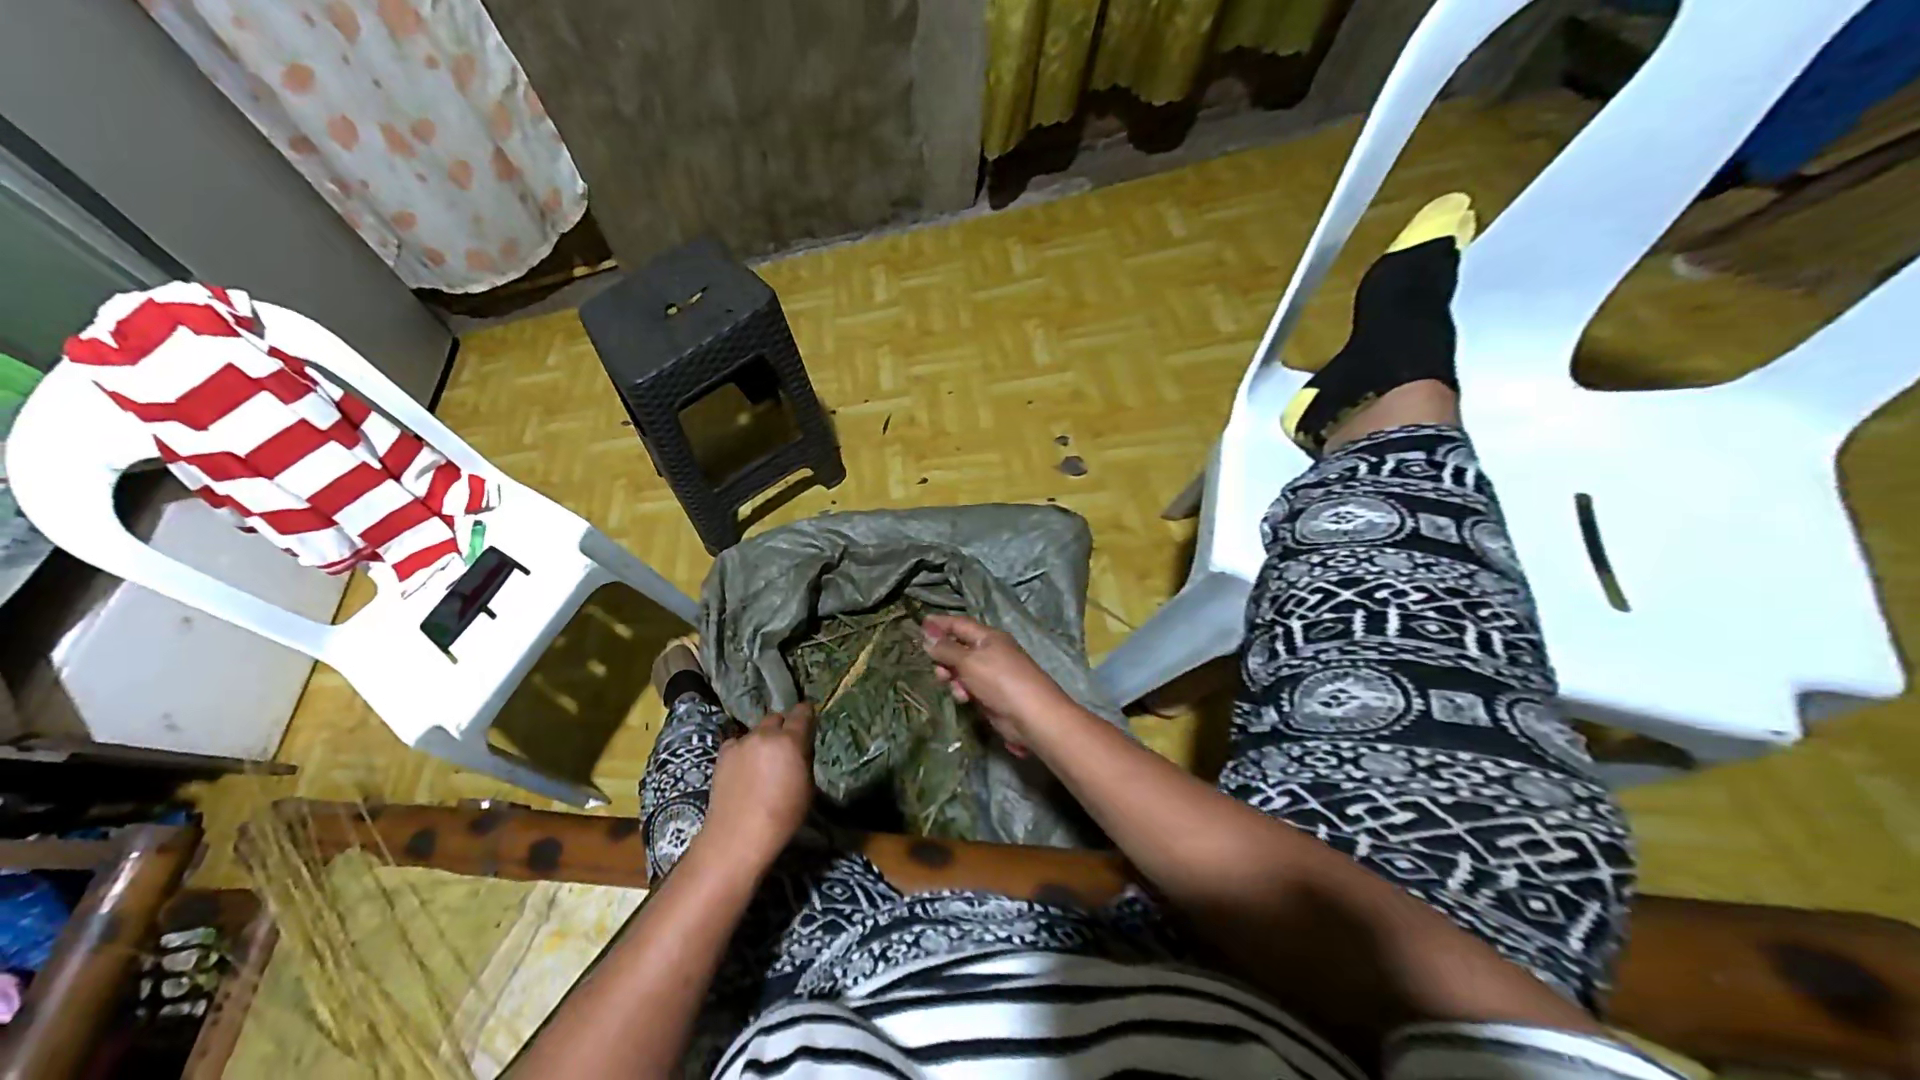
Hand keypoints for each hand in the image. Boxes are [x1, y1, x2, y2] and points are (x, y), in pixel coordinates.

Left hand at [703, 703, 814, 864]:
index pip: (802, 712)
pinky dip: (743, 750)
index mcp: (790, 740)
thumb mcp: (807, 787)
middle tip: (785, 745)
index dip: (806, 714)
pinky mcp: (723, 754)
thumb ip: (804, 759)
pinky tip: (743, 767)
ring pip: (756, 731)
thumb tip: (800, 748)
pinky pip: (737, 743)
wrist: (738, 835)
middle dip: (783, 727)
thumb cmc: (783, 816)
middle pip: (776, 718)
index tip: (808, 720)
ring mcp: (741, 742)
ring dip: (763, 739)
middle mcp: (765, 735)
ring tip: (762, 760)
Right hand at [921, 615, 1077, 753]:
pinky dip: (963, 691)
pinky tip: (965, 699)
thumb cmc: (1000, 681)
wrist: (1031, 717)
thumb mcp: (969, 661)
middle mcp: (991, 652)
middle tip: (937, 669)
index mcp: (989, 637)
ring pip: (962, 670)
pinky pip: (969, 687)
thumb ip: (946, 649)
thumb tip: (928, 636)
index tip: (920, 624)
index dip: (941, 623)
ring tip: (955, 686)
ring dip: (953, 677)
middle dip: (945, 657)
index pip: (960, 624)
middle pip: (959, 648)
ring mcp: (992, 674)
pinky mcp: (992, 695)